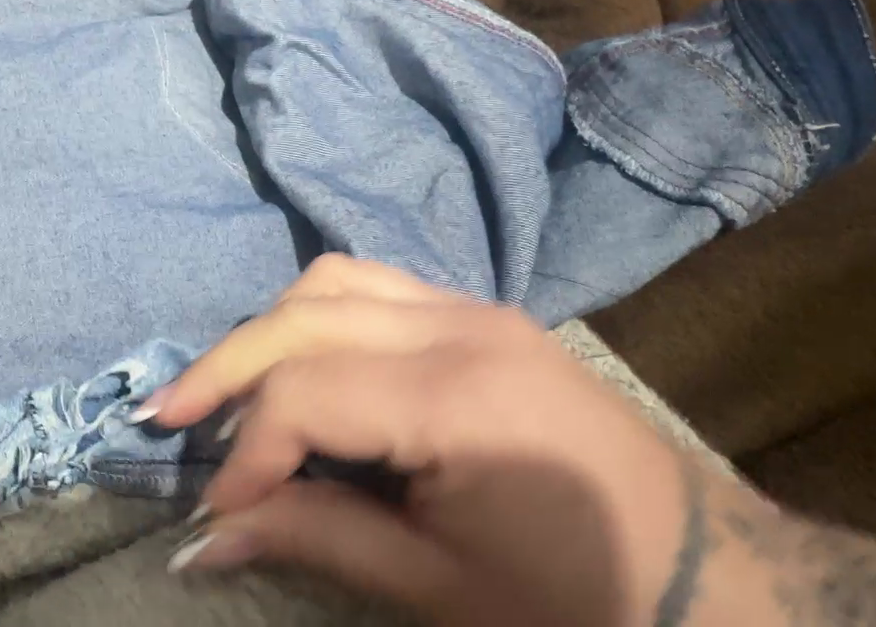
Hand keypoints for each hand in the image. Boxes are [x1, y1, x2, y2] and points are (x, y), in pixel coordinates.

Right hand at [142, 254, 692, 626]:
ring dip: (269, 328)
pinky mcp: (477, 309)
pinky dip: (316, 313)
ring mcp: (471, 306)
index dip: (245, 451)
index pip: (307, 394)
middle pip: (304, 317)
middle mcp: (458, 327)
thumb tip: (201, 540)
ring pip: (331, 280)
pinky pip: (371, 283)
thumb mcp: (440, 586)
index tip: (214, 509)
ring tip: (233, 388)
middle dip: (226, 367)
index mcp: (458, 401)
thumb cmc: (576, 599)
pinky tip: (301, 358)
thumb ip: (316, 538)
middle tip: (170, 416)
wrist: (705, 569)